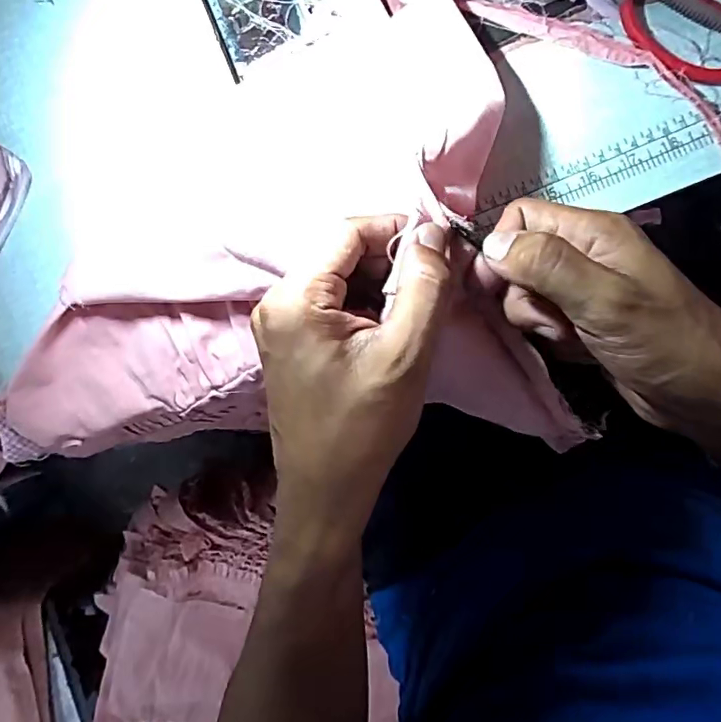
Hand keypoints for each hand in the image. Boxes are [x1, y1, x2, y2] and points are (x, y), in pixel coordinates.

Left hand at [252, 216, 453, 543]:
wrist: (327, 493)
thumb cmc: (365, 426)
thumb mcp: (406, 352)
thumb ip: (425, 285)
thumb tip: (434, 230)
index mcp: (295, 297)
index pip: (348, 230)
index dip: (398, 229)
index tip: (442, 246)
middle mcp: (278, 300)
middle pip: (344, 251)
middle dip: (394, 259)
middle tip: (439, 279)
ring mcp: (282, 320)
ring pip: (344, 275)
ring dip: (385, 282)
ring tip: (422, 306)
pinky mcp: (294, 338)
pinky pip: (337, 301)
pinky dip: (371, 303)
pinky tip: (397, 326)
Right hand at [472, 198, 720, 442]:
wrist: (711, 399)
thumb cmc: (664, 342)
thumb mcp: (605, 300)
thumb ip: (547, 266)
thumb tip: (490, 245)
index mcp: (594, 232)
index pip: (523, 217)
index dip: (502, 248)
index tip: (497, 287)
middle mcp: (586, 254)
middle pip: (520, 258)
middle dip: (523, 294)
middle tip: (552, 320)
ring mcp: (586, 290)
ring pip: (529, 294)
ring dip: (538, 321)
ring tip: (572, 339)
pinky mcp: (586, 323)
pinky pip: (546, 321)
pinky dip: (553, 338)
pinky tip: (580, 351)